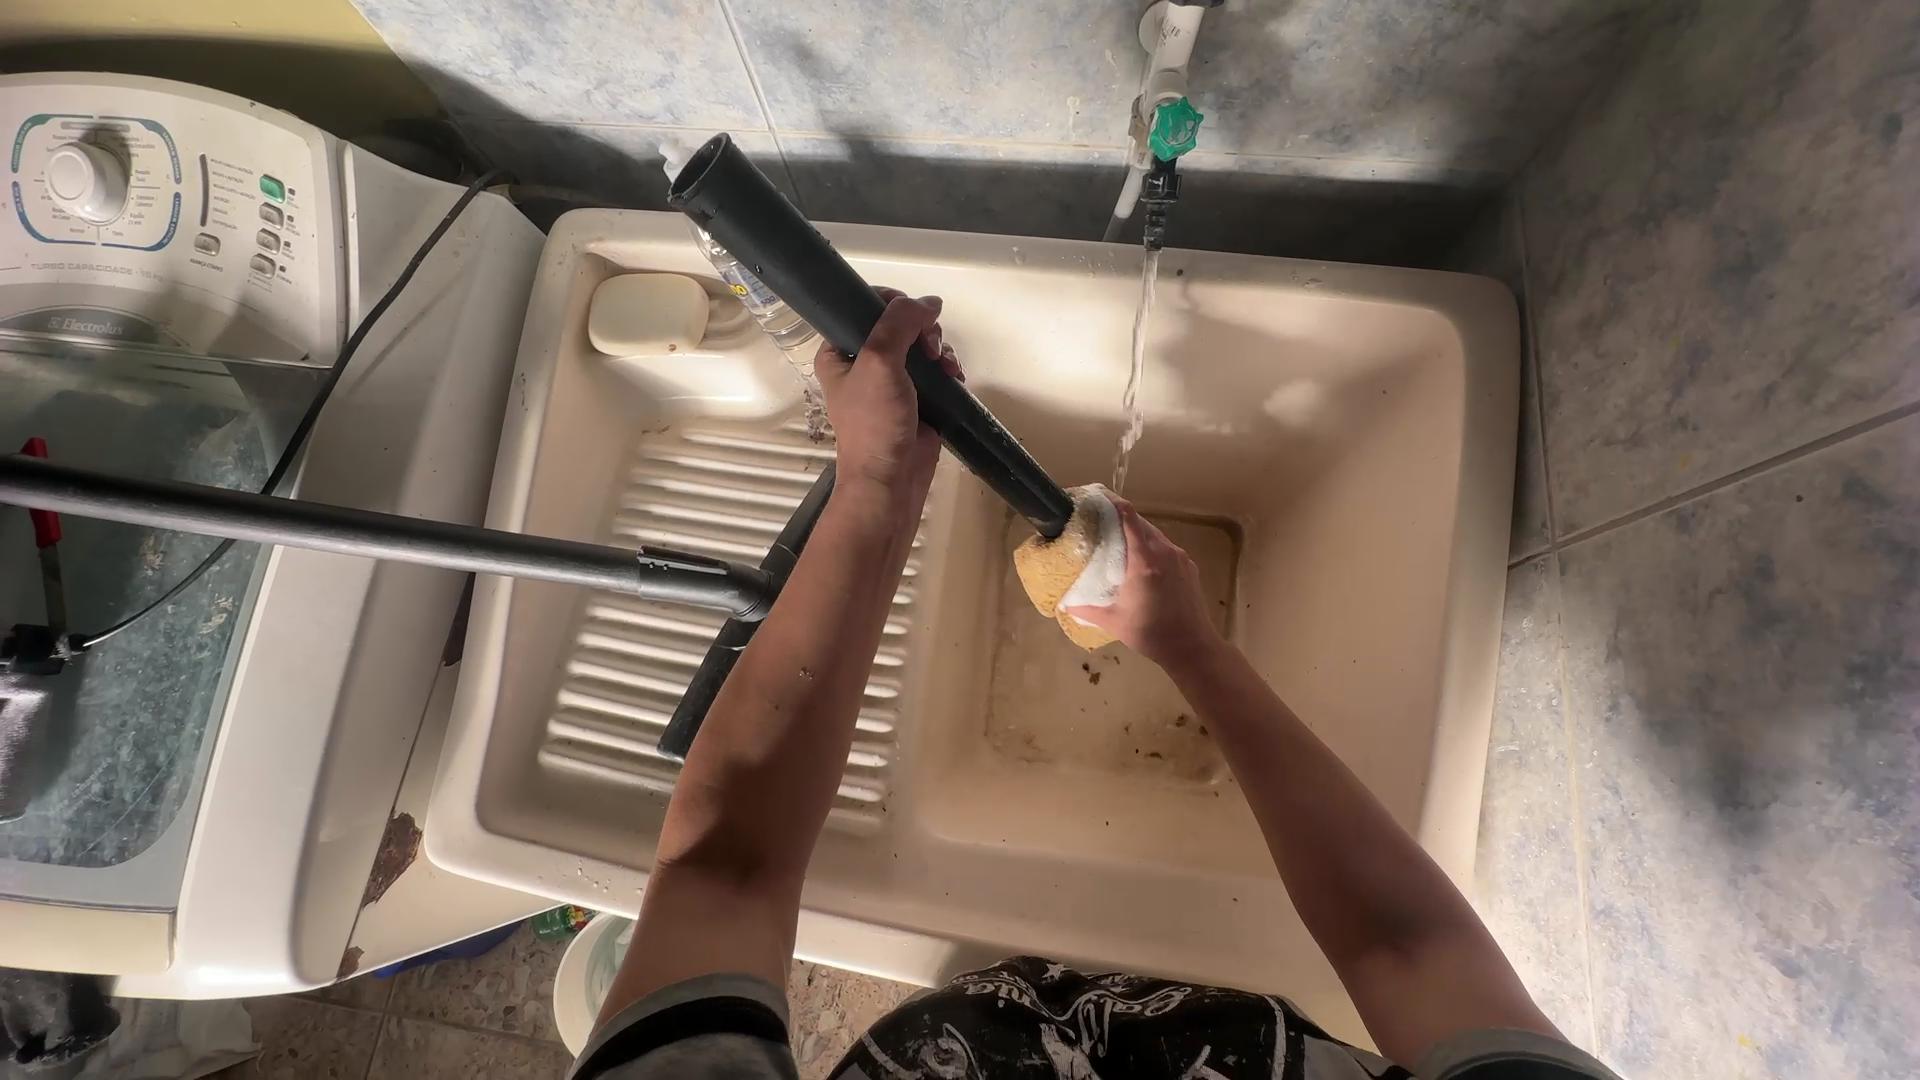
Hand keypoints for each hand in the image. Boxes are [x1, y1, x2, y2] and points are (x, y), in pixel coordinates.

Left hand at [813, 289, 963, 499]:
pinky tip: (954, 376)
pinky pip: (934, 370)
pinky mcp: (916, 398)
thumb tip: (930, 302)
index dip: (893, 303)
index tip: (913, 315)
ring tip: (946, 367)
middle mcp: (863, 363)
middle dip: (923, 330)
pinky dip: (947, 369)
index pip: (864, 307)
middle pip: (900, 324)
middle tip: (931, 349)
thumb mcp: (879, 362)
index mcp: (839, 351)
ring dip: (939, 350)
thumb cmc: (874, 422)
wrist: (891, 478)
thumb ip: (900, 323)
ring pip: (921, 346)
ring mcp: (891, 381)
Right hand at [1065, 497, 1222, 670]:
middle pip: (1142, 523)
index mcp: (1145, 561)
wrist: (1193, 648)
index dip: (1114, 504)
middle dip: (1122, 518)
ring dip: (1137, 533)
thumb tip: (1065, 604)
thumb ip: (1087, 610)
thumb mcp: (1114, 622)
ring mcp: (1180, 559)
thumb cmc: (1151, 634)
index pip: (1129, 519)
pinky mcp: (1189, 568)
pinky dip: (1151, 547)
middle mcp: (1165, 553)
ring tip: (1118, 540)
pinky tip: (1140, 561)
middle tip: (1101, 521)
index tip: (1098, 499)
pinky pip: (1166, 548)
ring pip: (1155, 535)